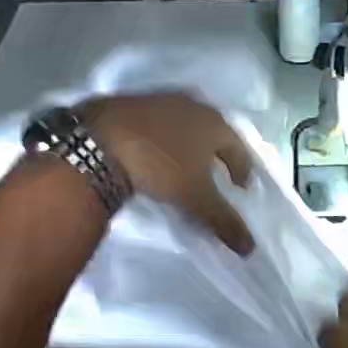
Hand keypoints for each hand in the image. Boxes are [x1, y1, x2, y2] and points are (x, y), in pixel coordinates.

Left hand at [79, 93, 255, 254]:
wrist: (97, 139)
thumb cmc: (160, 165)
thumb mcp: (195, 198)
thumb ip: (223, 221)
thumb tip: (249, 247)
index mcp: (216, 123)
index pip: (239, 149)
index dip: (242, 171)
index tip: (239, 188)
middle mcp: (193, 105)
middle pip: (214, 132)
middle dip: (217, 153)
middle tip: (215, 174)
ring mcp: (160, 99)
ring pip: (185, 124)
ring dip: (189, 143)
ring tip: (184, 164)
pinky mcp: (131, 101)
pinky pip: (157, 122)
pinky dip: (162, 137)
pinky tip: (153, 152)